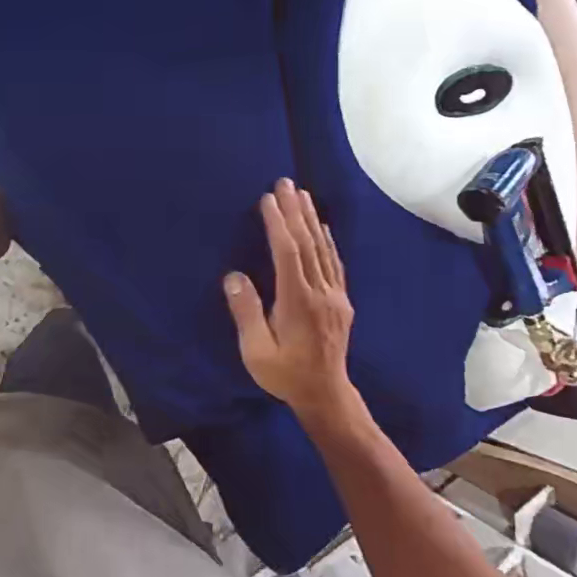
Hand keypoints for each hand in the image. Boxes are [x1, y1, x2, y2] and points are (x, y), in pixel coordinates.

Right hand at [223, 178, 357, 421]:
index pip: (288, 254)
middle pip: (308, 244)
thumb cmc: (285, 374)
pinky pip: (335, 263)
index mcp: (298, 303)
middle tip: (286, 182)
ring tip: (303, 194)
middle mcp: (320, 293)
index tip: (268, 200)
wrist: (326, 394)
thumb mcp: (257, 352)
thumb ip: (247, 313)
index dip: (279, 224)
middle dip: (295, 211)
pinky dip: (327, 241)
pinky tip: (322, 227)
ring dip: (311, 219)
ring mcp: (335, 296)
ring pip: (323, 249)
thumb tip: (234, 277)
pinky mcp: (342, 301)